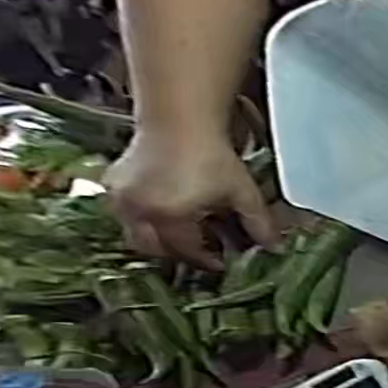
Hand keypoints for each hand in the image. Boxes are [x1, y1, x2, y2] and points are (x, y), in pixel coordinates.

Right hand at [105, 128, 277, 268]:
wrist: (179, 123)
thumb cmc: (214, 160)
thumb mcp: (245, 197)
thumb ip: (260, 226)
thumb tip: (276, 249)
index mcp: (166, 215)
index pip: (184, 251)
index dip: (206, 261)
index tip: (224, 264)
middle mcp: (134, 209)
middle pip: (151, 247)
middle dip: (177, 255)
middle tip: (205, 255)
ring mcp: (117, 195)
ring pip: (134, 232)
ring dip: (159, 240)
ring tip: (190, 238)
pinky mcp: (112, 181)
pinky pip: (126, 213)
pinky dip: (146, 222)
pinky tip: (173, 217)